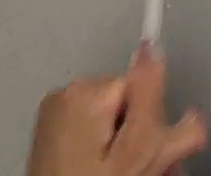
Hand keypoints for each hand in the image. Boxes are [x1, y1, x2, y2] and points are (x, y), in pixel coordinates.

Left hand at [27, 45, 207, 175]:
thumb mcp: (133, 154)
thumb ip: (150, 102)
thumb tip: (154, 47)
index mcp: (85, 91)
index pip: (140, 84)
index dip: (155, 121)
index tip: (158, 152)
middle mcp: (65, 92)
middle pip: (125, 100)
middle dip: (142, 132)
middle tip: (149, 170)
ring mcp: (55, 113)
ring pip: (110, 117)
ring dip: (125, 142)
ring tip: (126, 172)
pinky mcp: (51, 132)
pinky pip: (90, 128)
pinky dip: (103, 147)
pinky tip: (105, 169)